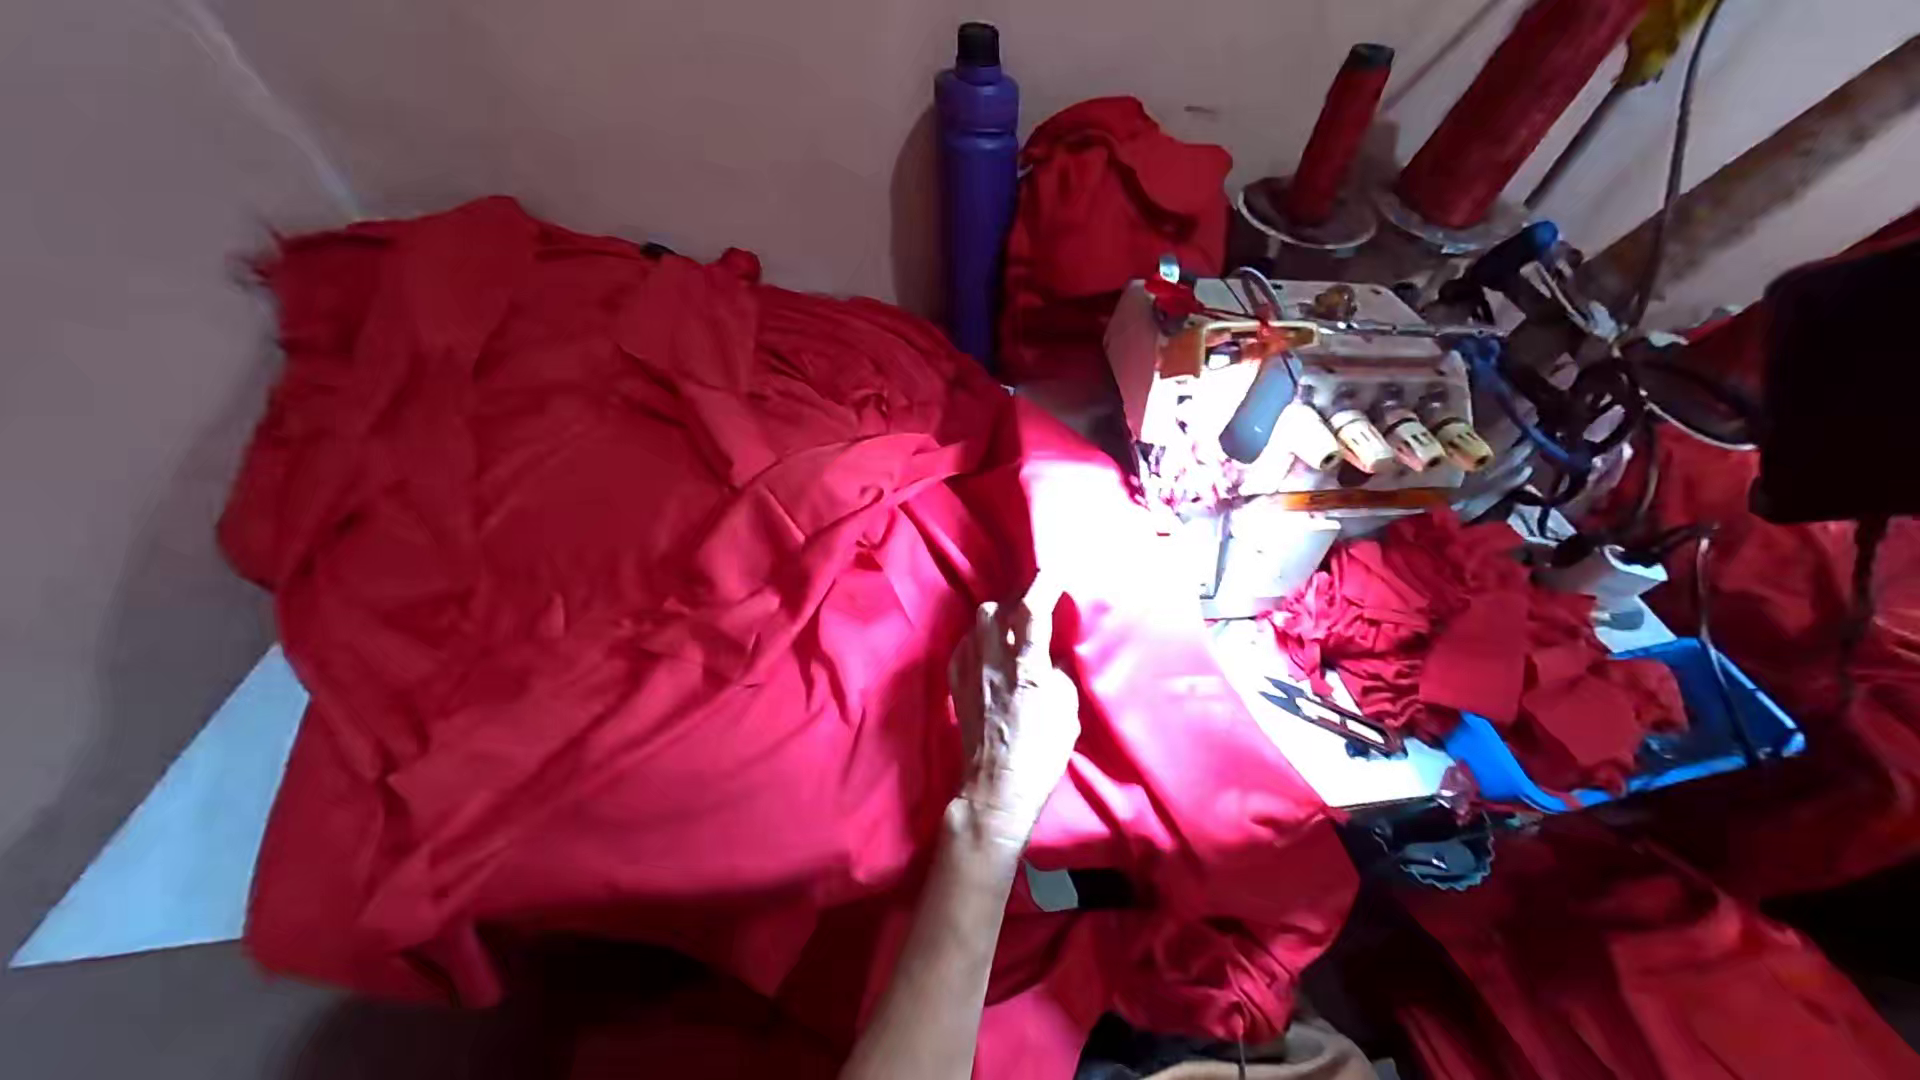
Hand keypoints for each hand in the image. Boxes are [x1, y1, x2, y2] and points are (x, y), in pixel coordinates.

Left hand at [948, 574, 1080, 849]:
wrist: (997, 785)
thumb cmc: (1042, 752)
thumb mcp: (1067, 711)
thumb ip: (1058, 673)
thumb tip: (1052, 653)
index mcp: (1027, 666)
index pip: (1032, 610)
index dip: (1042, 584)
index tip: (1053, 571)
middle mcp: (993, 660)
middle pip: (997, 608)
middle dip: (1018, 596)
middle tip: (1033, 597)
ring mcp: (970, 669)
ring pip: (977, 621)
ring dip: (996, 613)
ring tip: (1011, 619)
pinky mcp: (955, 681)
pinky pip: (964, 643)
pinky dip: (978, 636)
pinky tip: (988, 643)